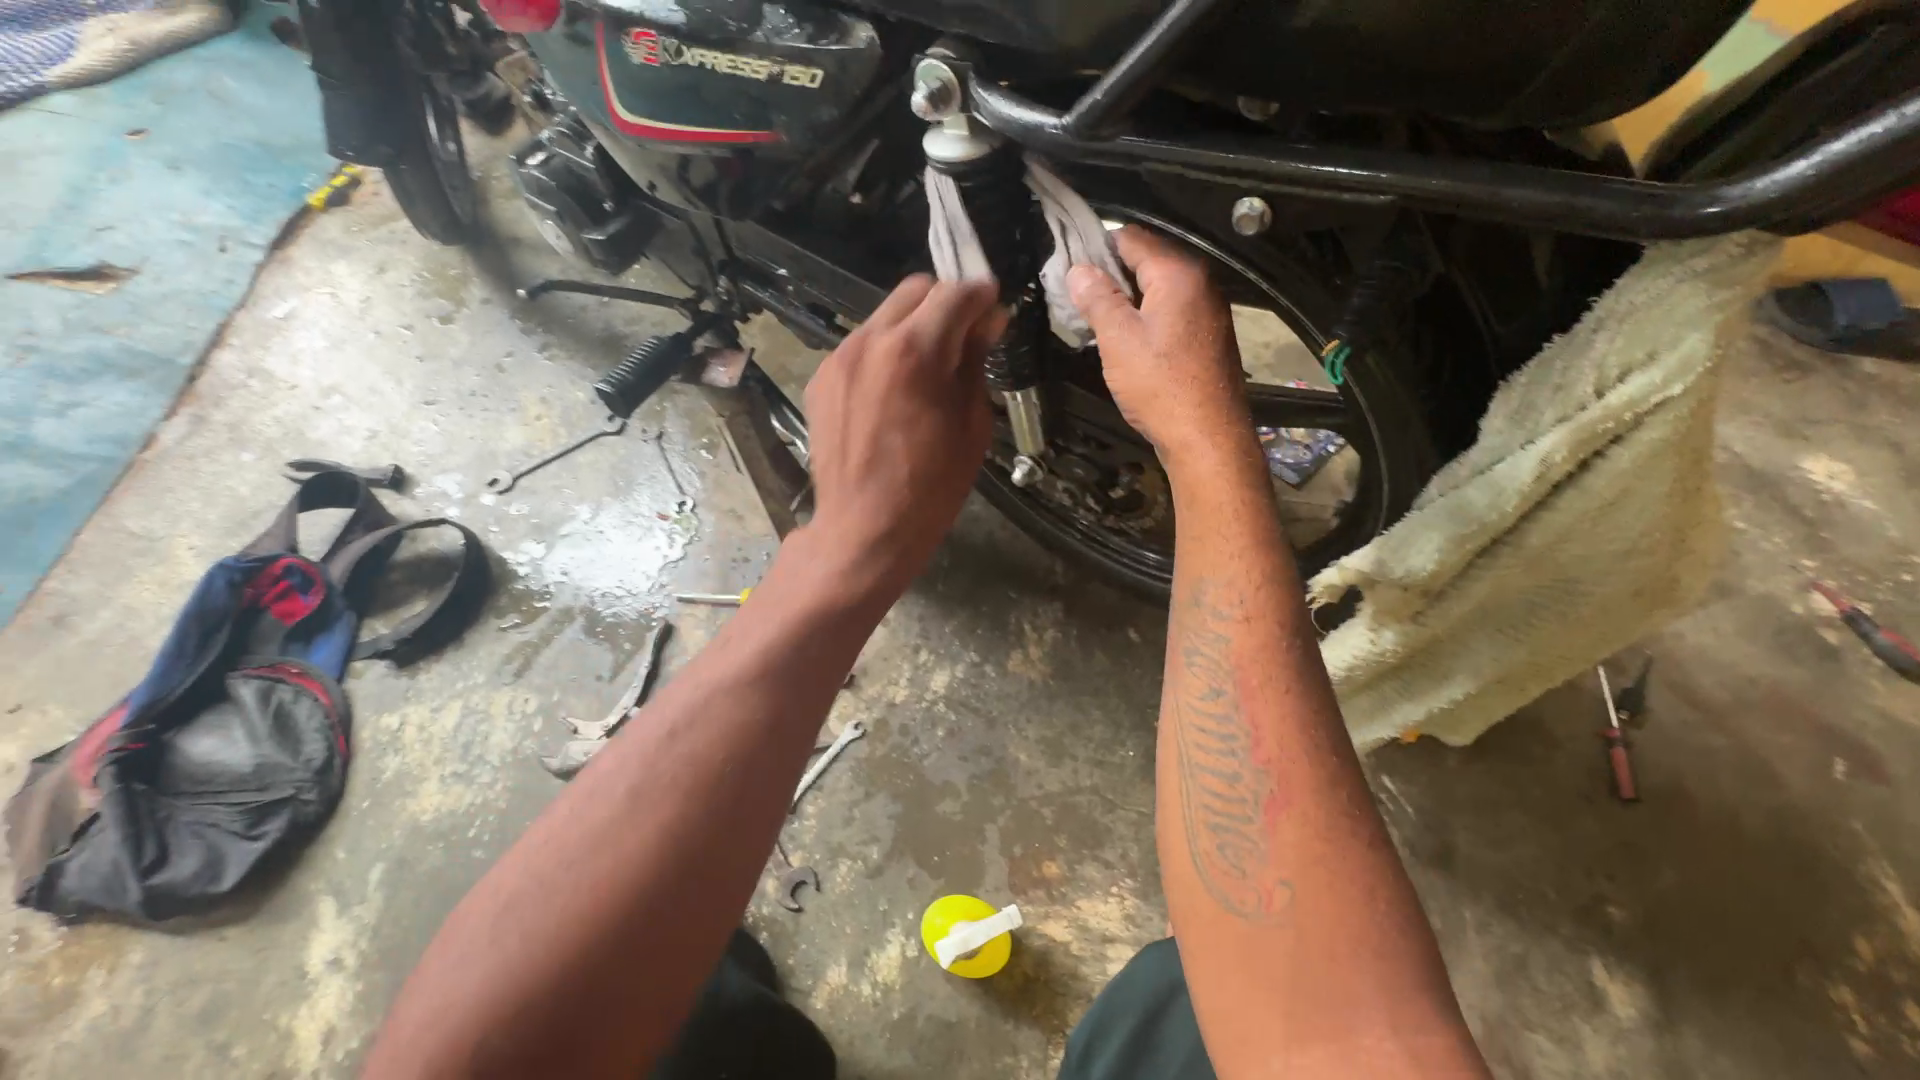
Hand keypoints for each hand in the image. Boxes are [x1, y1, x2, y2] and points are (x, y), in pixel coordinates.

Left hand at [800, 275, 1004, 593]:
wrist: (864, 529)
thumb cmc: (931, 487)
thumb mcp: (971, 424)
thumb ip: (975, 362)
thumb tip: (987, 322)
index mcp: (914, 351)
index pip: (955, 293)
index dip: (981, 296)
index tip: (994, 309)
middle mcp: (870, 341)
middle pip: (915, 290)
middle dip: (945, 303)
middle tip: (964, 336)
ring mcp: (839, 358)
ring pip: (884, 317)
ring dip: (912, 329)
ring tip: (926, 371)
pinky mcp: (821, 379)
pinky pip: (861, 348)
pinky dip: (884, 355)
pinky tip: (893, 394)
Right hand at [1067, 227, 1252, 470]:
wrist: (1208, 438)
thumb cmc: (1161, 387)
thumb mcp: (1118, 340)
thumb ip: (1098, 299)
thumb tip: (1078, 270)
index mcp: (1178, 273)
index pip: (1130, 237)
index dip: (1096, 249)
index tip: (1069, 271)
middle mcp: (1199, 282)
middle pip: (1146, 260)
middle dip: (1110, 276)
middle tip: (1078, 301)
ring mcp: (1207, 309)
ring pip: (1157, 288)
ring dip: (1126, 300)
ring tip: (1097, 323)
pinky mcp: (1207, 335)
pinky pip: (1170, 311)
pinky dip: (1146, 318)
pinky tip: (1126, 343)